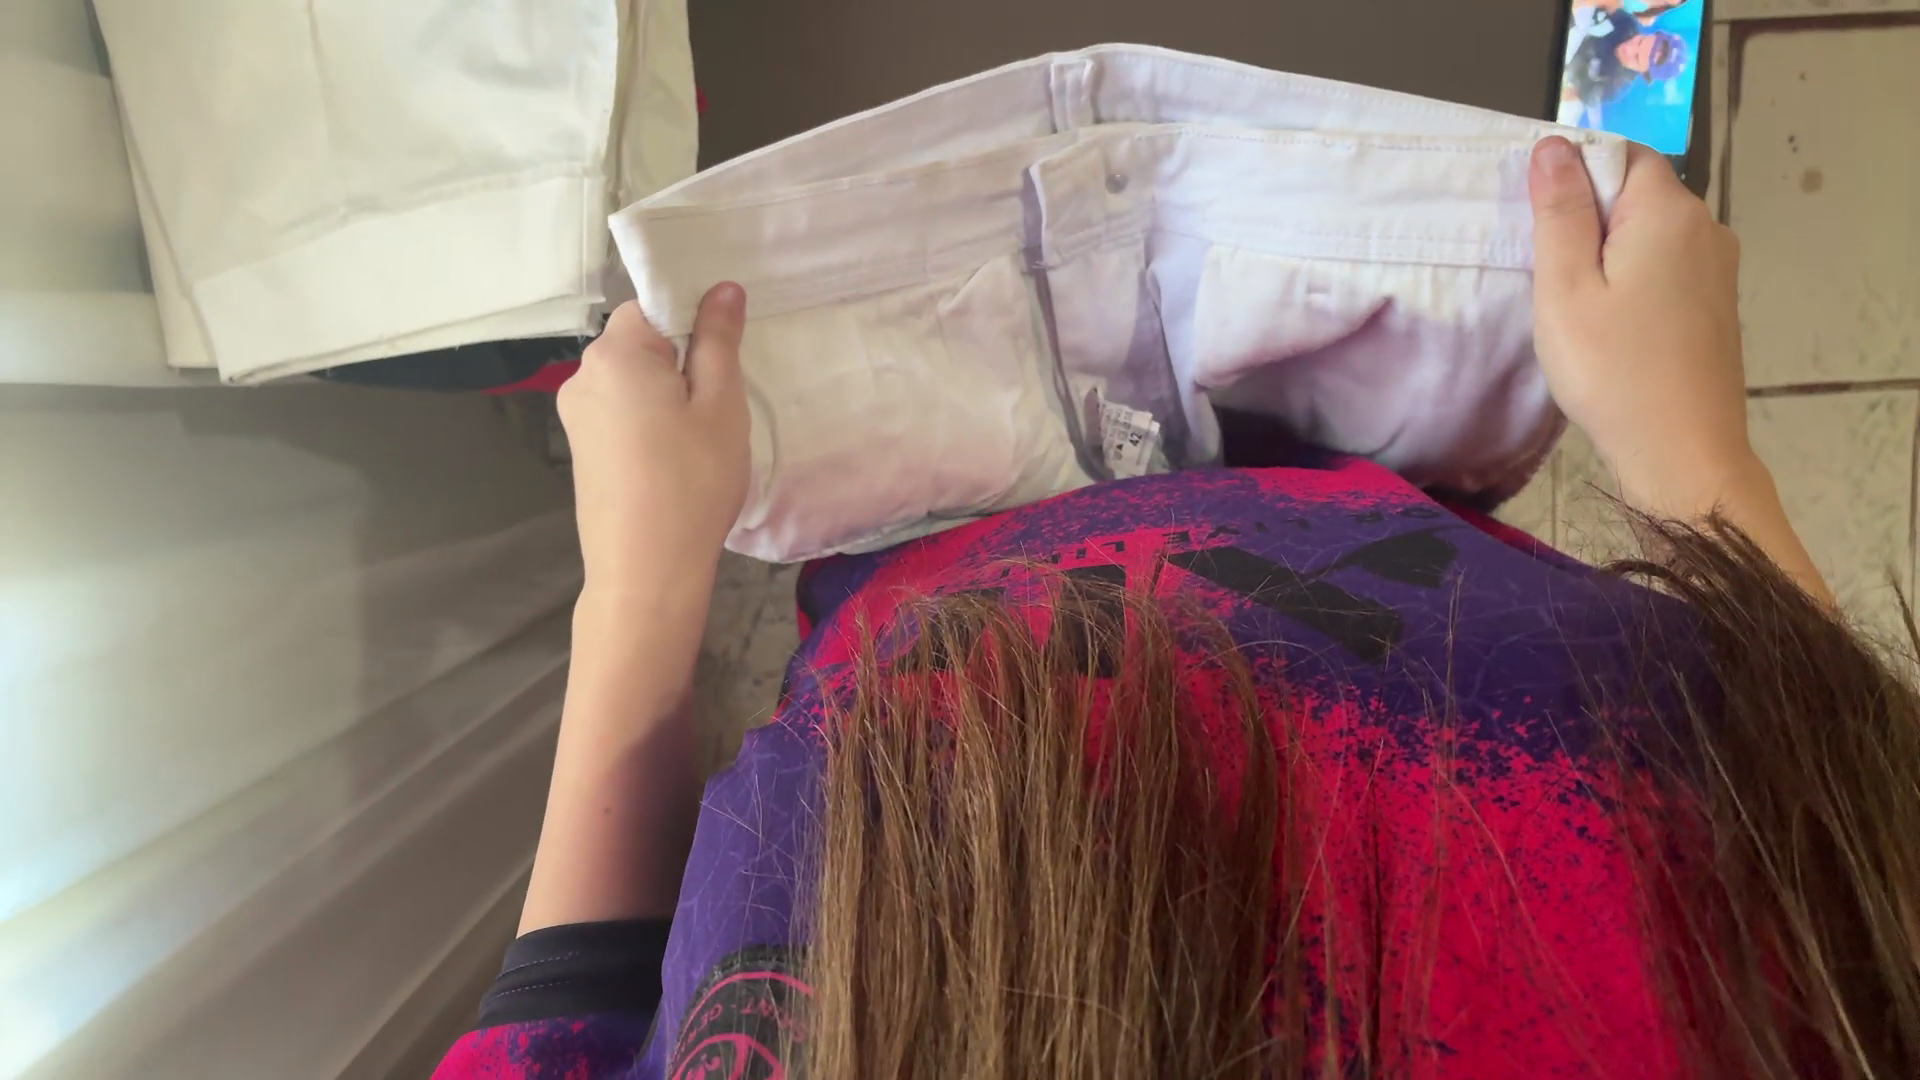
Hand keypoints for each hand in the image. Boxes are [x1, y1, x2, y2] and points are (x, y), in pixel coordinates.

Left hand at [558, 284, 749, 598]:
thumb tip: (722, 287)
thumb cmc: (693, 482)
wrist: (647, 570)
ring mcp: (576, 417)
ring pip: (631, 383)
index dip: (693, 320)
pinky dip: (649, 423)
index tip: (726, 355)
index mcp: (615, 354)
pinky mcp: (582, 451)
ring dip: (666, 395)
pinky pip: (620, 415)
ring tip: (700, 439)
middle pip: (639, 344)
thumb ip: (719, 341)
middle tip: (722, 403)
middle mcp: (582, 376)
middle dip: (681, 360)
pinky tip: (673, 461)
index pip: (652, 305)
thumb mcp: (721, 406)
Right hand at [1528, 136, 1757, 515]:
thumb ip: (1558, 216)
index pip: (1621, 157)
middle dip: (1584, 213)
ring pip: (1648, 230)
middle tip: (1534, 265)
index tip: (1528, 219)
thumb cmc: (1607, 366)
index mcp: (1667, 214)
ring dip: (1602, 247)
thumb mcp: (1564, 290)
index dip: (1572, 173)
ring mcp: (1716, 264)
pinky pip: (1662, 262)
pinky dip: (1625, 272)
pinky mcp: (1711, 298)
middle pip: (1637, 192)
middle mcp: (1705, 225)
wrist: (1676, 442)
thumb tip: (1552, 147)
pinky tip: (1599, 313)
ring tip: (1560, 294)